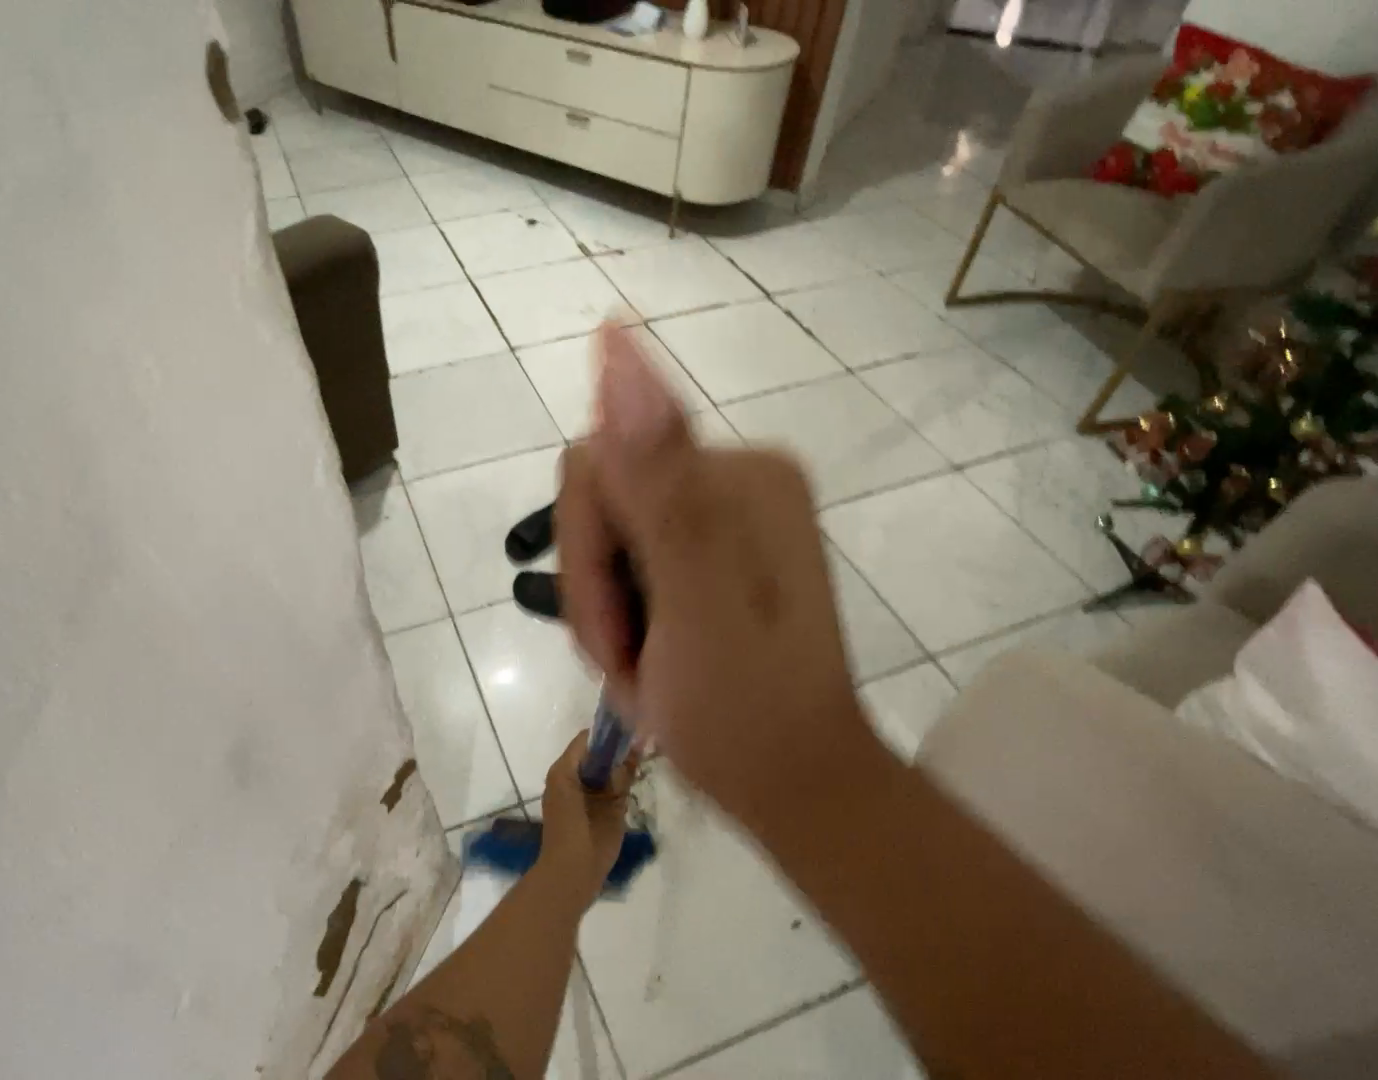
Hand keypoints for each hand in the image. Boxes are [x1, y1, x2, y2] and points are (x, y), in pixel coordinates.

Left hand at [536, 733, 638, 898]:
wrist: (569, 876)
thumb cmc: (580, 835)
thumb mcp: (605, 803)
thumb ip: (620, 776)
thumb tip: (637, 748)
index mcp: (565, 770)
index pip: (588, 739)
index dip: (610, 734)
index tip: (634, 731)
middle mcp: (567, 776)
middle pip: (594, 752)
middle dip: (617, 749)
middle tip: (645, 745)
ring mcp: (574, 792)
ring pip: (599, 768)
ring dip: (617, 765)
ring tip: (644, 759)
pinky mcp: (586, 807)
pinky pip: (601, 785)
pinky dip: (614, 781)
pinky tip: (634, 781)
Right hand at [554, 323, 888, 837]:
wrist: (794, 785)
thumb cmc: (743, 711)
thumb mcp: (693, 599)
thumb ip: (657, 479)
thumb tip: (617, 341)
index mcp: (741, 474)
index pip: (600, 465)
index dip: (583, 554)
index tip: (611, 635)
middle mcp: (738, 476)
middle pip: (603, 494)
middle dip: (594, 583)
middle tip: (624, 658)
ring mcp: (726, 514)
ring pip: (608, 528)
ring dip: (603, 601)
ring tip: (636, 664)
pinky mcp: (713, 550)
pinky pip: (629, 553)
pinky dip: (618, 606)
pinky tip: (642, 649)